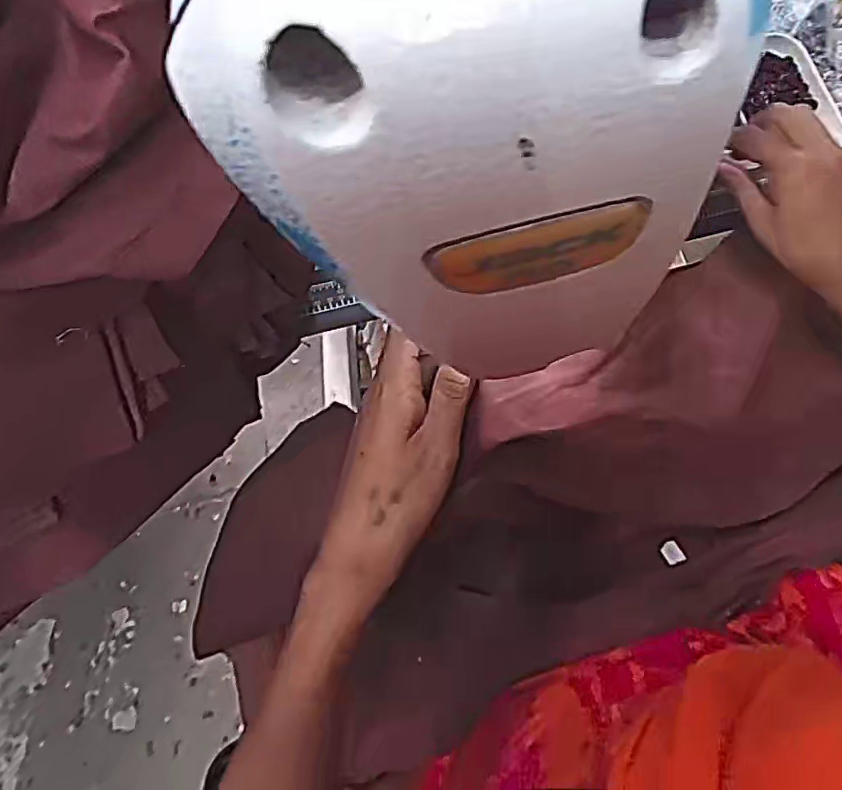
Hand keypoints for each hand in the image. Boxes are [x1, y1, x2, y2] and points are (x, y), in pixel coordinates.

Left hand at [301, 328, 473, 637]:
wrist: (360, 550)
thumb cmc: (394, 503)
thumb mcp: (437, 446)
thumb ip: (453, 394)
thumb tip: (467, 349)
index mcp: (391, 388)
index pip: (407, 325)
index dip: (434, 304)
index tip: (464, 292)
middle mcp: (381, 391)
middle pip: (411, 341)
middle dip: (444, 325)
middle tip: (481, 316)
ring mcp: (383, 409)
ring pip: (414, 364)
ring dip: (442, 352)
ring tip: (477, 344)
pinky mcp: (389, 427)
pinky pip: (414, 387)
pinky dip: (437, 379)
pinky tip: (459, 387)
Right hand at [719, 104, 841, 330]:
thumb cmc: (811, 256)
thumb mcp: (764, 225)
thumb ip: (743, 189)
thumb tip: (726, 170)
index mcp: (795, 168)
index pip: (757, 136)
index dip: (737, 138)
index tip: (729, 147)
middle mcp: (822, 155)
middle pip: (787, 112)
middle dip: (763, 120)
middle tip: (748, 140)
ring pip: (811, 120)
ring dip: (786, 127)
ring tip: (770, 151)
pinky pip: (827, 139)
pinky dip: (807, 141)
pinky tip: (795, 165)